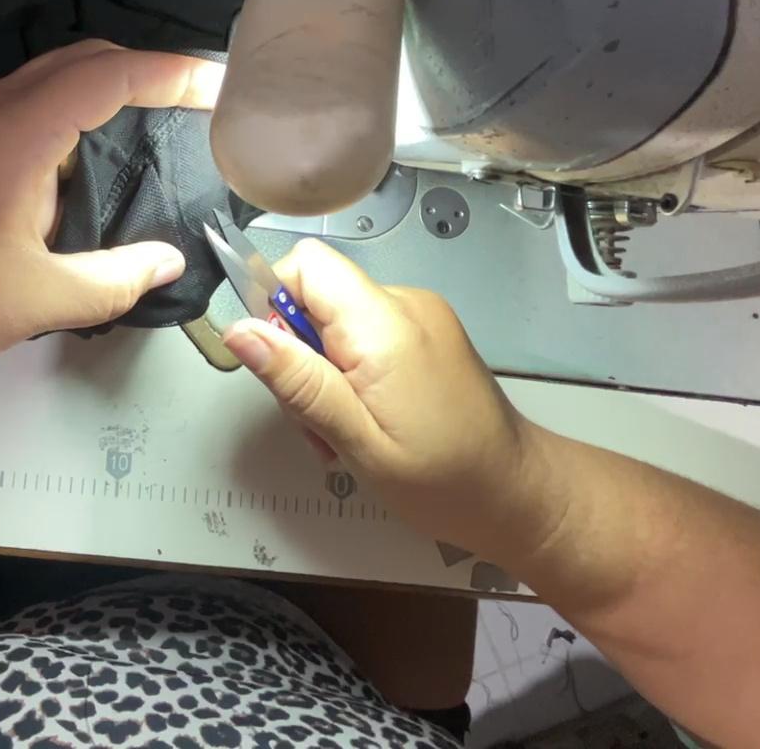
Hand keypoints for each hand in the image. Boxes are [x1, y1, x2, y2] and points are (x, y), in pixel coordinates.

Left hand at [0, 41, 222, 394]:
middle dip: (143, 70)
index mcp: (15, 134)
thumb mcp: (38, 299)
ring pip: (45, 81)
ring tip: (151, 130)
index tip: (220, 86)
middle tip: (193, 106)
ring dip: (101, 91)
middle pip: (78, 59)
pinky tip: (83, 166)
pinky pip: (19, 110)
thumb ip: (115, 277)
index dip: (171, 72)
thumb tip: (169, 261)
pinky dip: (66, 118)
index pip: (107, 74)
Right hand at [221, 240, 556, 554]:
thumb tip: (239, 331)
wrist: (519, 497)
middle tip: (316, 416)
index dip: (277, 301)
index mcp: (384, 324)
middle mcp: (403, 303)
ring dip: (320, 369)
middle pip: (314, 294)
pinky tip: (362, 415)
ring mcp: (417, 314)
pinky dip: (346, 369)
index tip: (282, 361)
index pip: (306, 263)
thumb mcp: (356, 439)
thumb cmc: (444, 479)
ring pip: (331, 317)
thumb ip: (297, 380)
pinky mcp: (423, 330)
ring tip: (343, 427)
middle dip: (297, 352)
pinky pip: (360, 330)